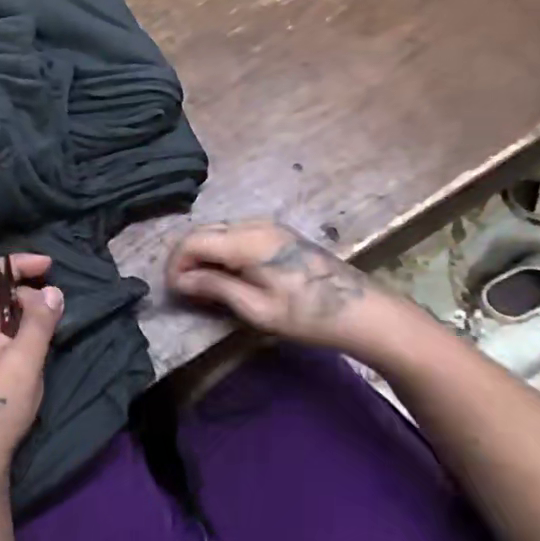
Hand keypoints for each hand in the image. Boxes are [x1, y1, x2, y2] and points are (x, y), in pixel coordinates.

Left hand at [0, 254, 63, 475]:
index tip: (50, 267)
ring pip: (0, 311)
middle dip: (27, 289)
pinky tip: (37, 340)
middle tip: (54, 307)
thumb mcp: (25, 361)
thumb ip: (39, 323)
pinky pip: (1, 328)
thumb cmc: (0, 404)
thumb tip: (53, 290)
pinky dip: (20, 325)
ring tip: (49, 324)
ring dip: (26, 308)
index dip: (19, 264)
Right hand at [166, 220, 403, 352]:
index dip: (175, 264)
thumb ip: (214, 287)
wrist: (367, 314)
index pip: (192, 241)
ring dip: (202, 255)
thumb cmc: (309, 315)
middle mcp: (254, 224)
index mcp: (247, 240)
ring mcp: (268, 227)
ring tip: (202, 285)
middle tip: (183, 289)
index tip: (172, 290)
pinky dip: (220, 252)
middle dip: (185, 258)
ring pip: (217, 232)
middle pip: (202, 232)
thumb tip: (180, 280)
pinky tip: (225, 275)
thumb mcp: (257, 309)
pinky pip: (234, 235)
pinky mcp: (278, 235)